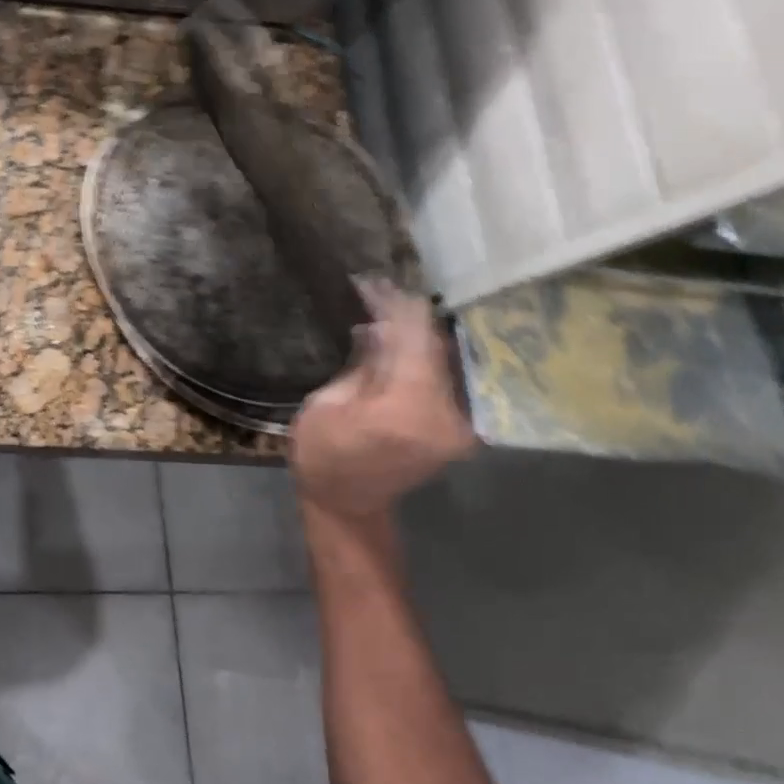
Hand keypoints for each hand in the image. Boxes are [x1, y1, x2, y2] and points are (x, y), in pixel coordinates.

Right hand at [290, 280, 474, 516]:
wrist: (347, 501)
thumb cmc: (323, 454)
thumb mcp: (328, 403)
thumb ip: (365, 364)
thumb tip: (378, 328)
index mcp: (408, 406)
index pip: (413, 340)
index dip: (394, 306)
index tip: (372, 282)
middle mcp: (446, 411)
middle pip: (433, 347)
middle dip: (407, 317)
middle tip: (381, 290)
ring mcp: (459, 421)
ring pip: (442, 360)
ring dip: (417, 335)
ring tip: (390, 309)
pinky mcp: (460, 425)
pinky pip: (444, 378)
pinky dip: (424, 357)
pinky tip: (403, 341)